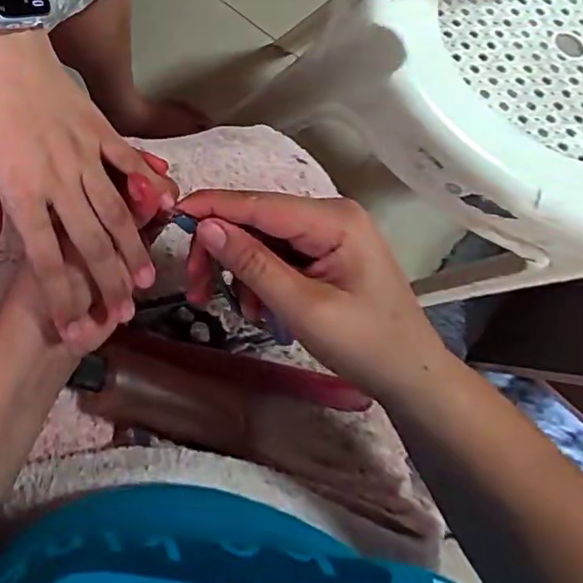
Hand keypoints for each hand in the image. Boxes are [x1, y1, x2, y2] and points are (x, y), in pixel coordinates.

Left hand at [0, 27, 173, 348]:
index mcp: (22, 193)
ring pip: (115, 211)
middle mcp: (58, 182)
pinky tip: (167, 207)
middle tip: (124, 312)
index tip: (75, 326)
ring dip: (132, 247)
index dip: (62, 298)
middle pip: (88, 243)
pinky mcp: (102, 132)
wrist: (4, 54)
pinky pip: (129, 164)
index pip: (45, 259)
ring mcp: (85, 156)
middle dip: (107, 282)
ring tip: (145, 276)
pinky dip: (149, 187)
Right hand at [177, 191, 448, 400]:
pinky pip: (274, 253)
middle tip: (196, 289)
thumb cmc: (367, 346)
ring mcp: (325, 232)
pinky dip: (257, 278)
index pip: (257, 204)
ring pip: (259, 238)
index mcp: (333, 219)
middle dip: (221, 251)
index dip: (211, 206)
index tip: (170, 215)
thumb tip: (205, 226)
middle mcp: (328, 214)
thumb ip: (252, 263)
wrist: (413, 379)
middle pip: (254, 220)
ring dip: (238, 271)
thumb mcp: (303, 308)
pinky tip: (259, 309)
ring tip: (239, 311)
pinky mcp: (321, 250)